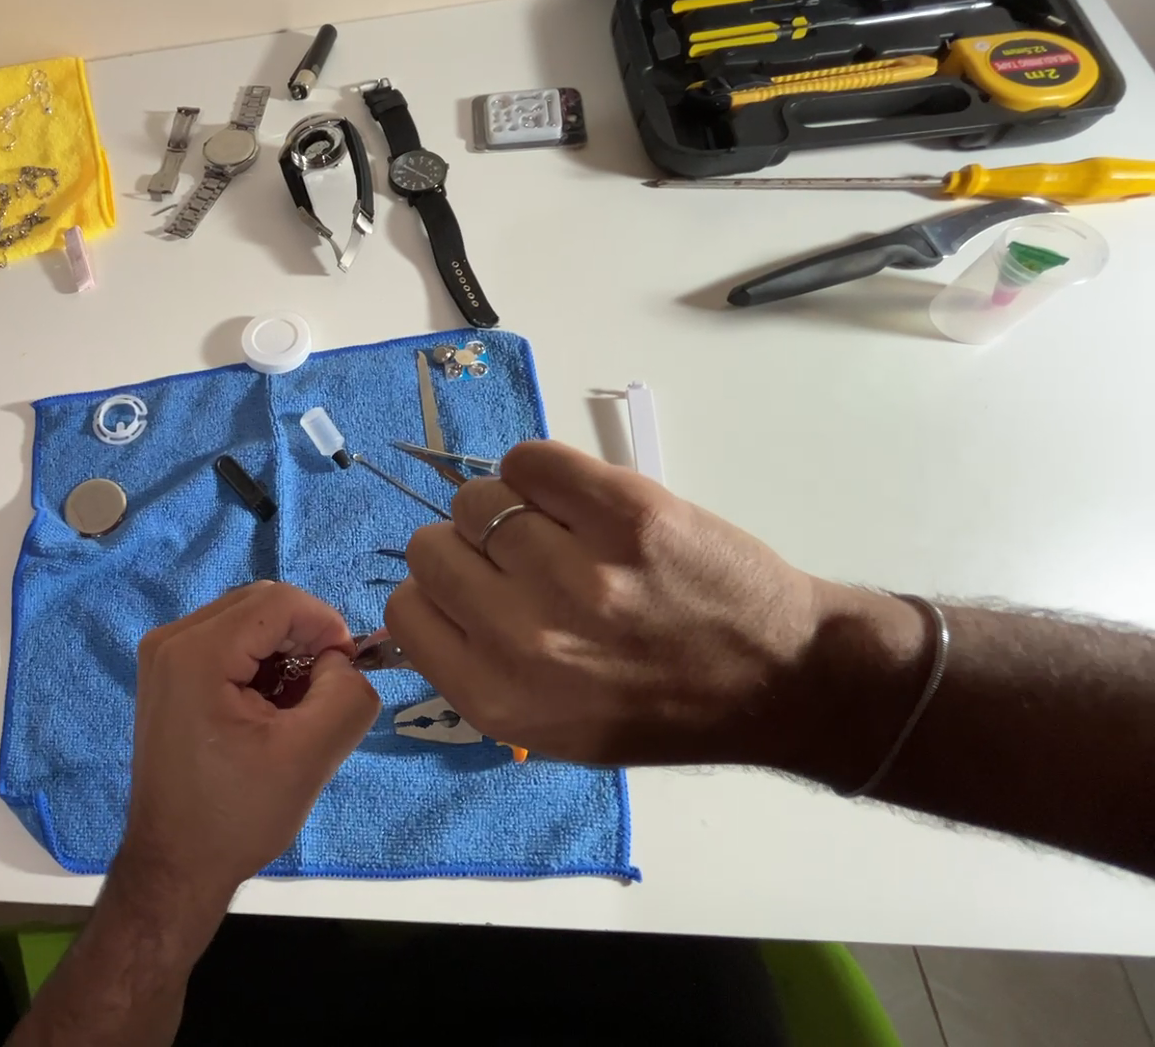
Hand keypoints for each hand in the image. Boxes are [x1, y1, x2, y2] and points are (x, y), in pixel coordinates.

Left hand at [124, 582, 380, 894]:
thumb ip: (345, 694)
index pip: (279, 601)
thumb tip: (342, 660)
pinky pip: (227, 641)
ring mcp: (163, 654)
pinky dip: (258, 662)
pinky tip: (267, 708)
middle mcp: (171, 638)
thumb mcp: (309, 757)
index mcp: (196, 652)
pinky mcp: (166, 672)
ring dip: (282, 651)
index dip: (325, 625)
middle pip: (260, 604)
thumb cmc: (237, 816)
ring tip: (293, 707)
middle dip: (303, 638)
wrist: (175, 863)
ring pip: (246, 620)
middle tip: (321, 692)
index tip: (346, 671)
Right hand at [385, 440, 851, 767]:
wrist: (784, 683)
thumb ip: (467, 667)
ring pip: (476, 500)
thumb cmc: (652, 710)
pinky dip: (536, 472)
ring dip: (505, 510)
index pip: (405, 608)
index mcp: (495, 698)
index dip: (433, 594)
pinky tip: (568, 498)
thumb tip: (417, 596)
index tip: (472, 594)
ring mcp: (577, 574)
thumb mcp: (541, 727)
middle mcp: (523, 641)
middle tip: (517, 563)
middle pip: (429, 547)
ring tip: (554, 532)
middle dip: (464, 550)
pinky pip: (527, 460)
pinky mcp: (627, 515)